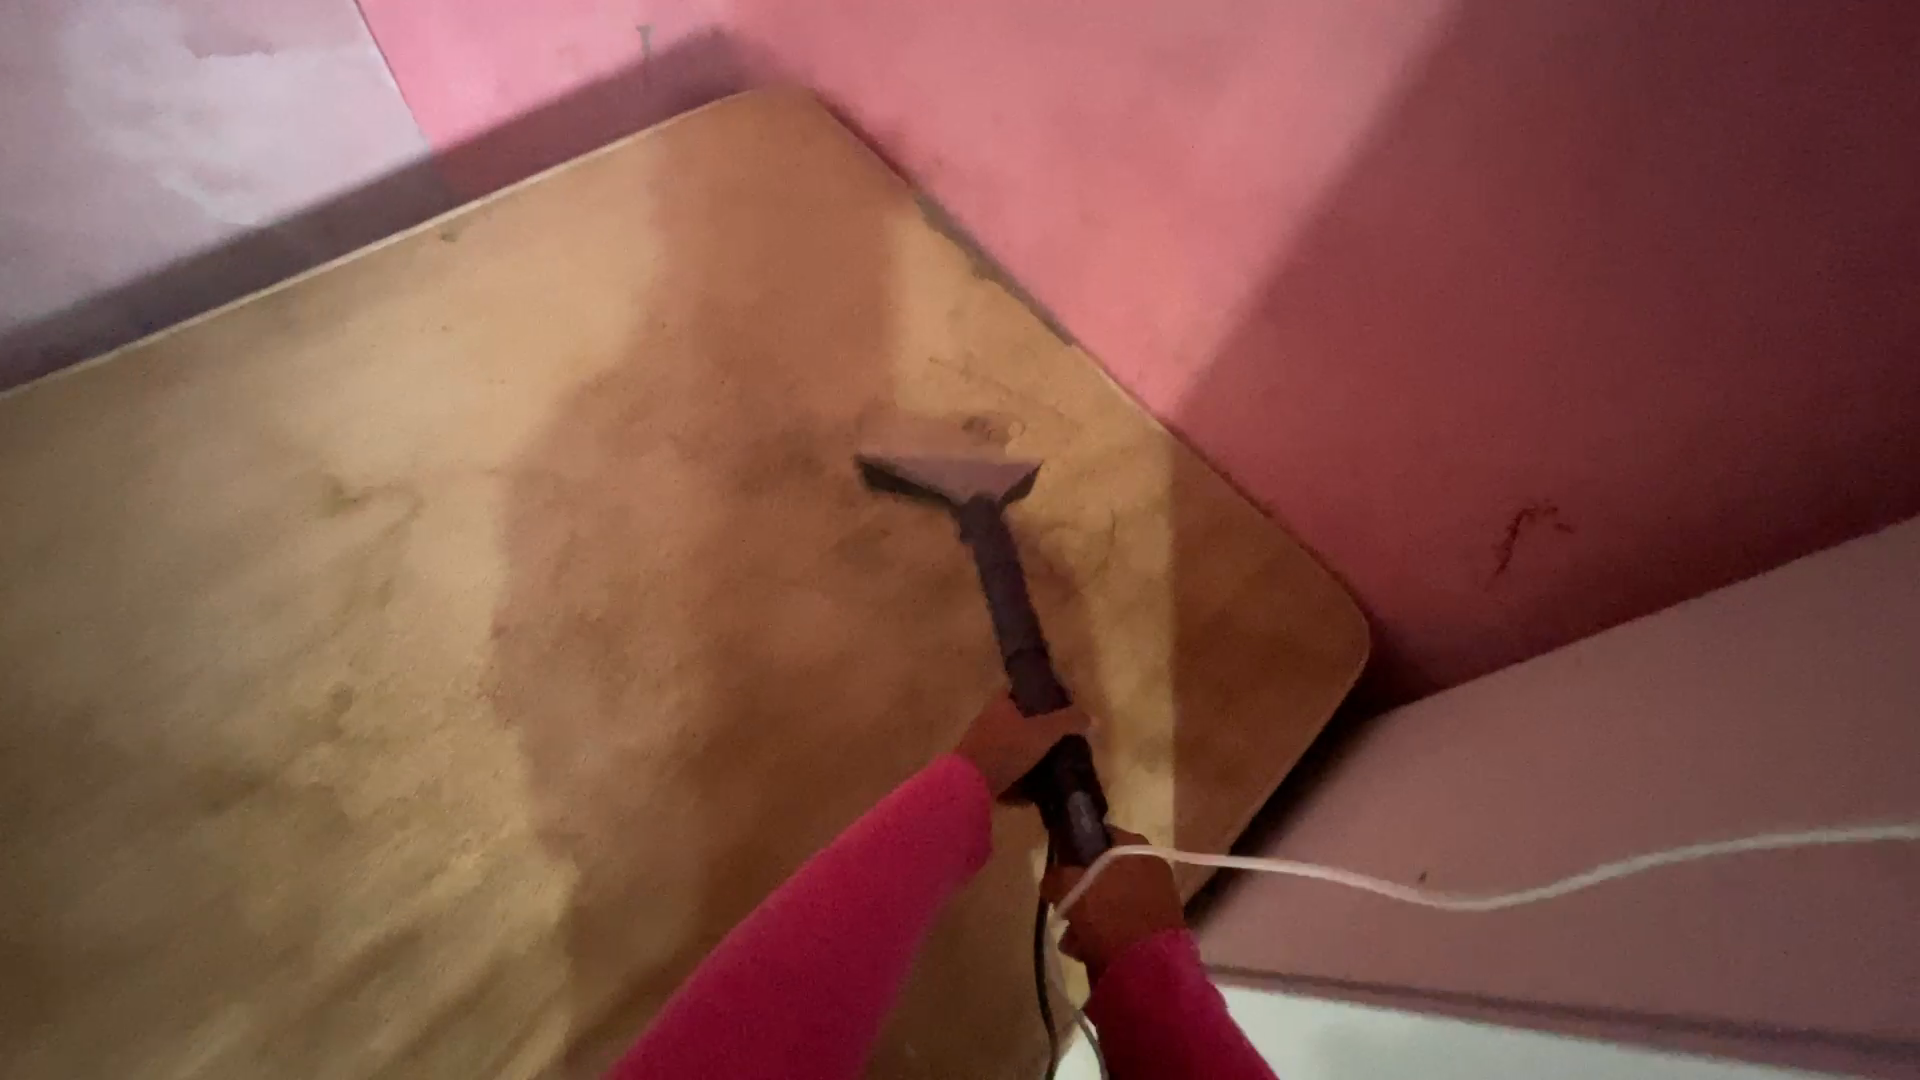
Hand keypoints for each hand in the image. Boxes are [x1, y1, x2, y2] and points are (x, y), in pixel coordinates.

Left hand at [953, 692, 1091, 799]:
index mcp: (999, 704)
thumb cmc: (1006, 748)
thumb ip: (1068, 722)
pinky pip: (1006, 773)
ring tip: (1054, 765)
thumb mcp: (1043, 732)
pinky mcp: (981, 773)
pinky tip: (1037, 791)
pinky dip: (1020, 781)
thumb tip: (1094, 718)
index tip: (1058, 705)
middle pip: (1017, 721)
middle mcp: (988, 722)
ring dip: (1029, 757)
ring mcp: (982, 748)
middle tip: (1061, 740)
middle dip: (1037, 730)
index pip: (1019, 691)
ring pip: (1012, 748)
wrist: (970, 785)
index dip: (1037, 695)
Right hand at [1041, 827, 1185, 981]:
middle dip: (1080, 894)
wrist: (1147, 966)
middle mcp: (1150, 864)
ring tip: (1072, 940)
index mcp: (1133, 845)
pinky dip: (1106, 933)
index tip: (1060, 872)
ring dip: (1089, 918)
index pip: (1098, 836)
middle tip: (1064, 911)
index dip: (1075, 851)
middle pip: (1103, 872)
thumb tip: (1051, 880)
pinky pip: (1124, 921)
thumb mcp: (1068, 887)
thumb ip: (1055, 877)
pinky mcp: (1161, 926)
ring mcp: (1159, 896)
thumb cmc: (1107, 913)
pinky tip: (1088, 951)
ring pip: (1112, 900)